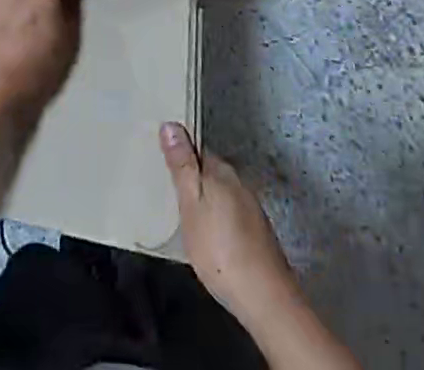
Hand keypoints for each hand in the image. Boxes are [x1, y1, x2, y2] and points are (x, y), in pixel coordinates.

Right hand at [160, 122, 302, 321]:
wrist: (265, 299)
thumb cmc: (220, 250)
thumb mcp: (191, 204)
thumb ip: (182, 166)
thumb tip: (171, 125)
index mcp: (222, 172)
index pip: (196, 149)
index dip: (177, 153)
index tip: (158, 162)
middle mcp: (239, 184)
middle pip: (208, 171)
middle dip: (189, 177)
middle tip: (164, 190)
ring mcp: (251, 209)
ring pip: (219, 193)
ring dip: (202, 198)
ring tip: (180, 213)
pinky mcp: (256, 233)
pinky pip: (228, 212)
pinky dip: (215, 217)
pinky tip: (205, 235)